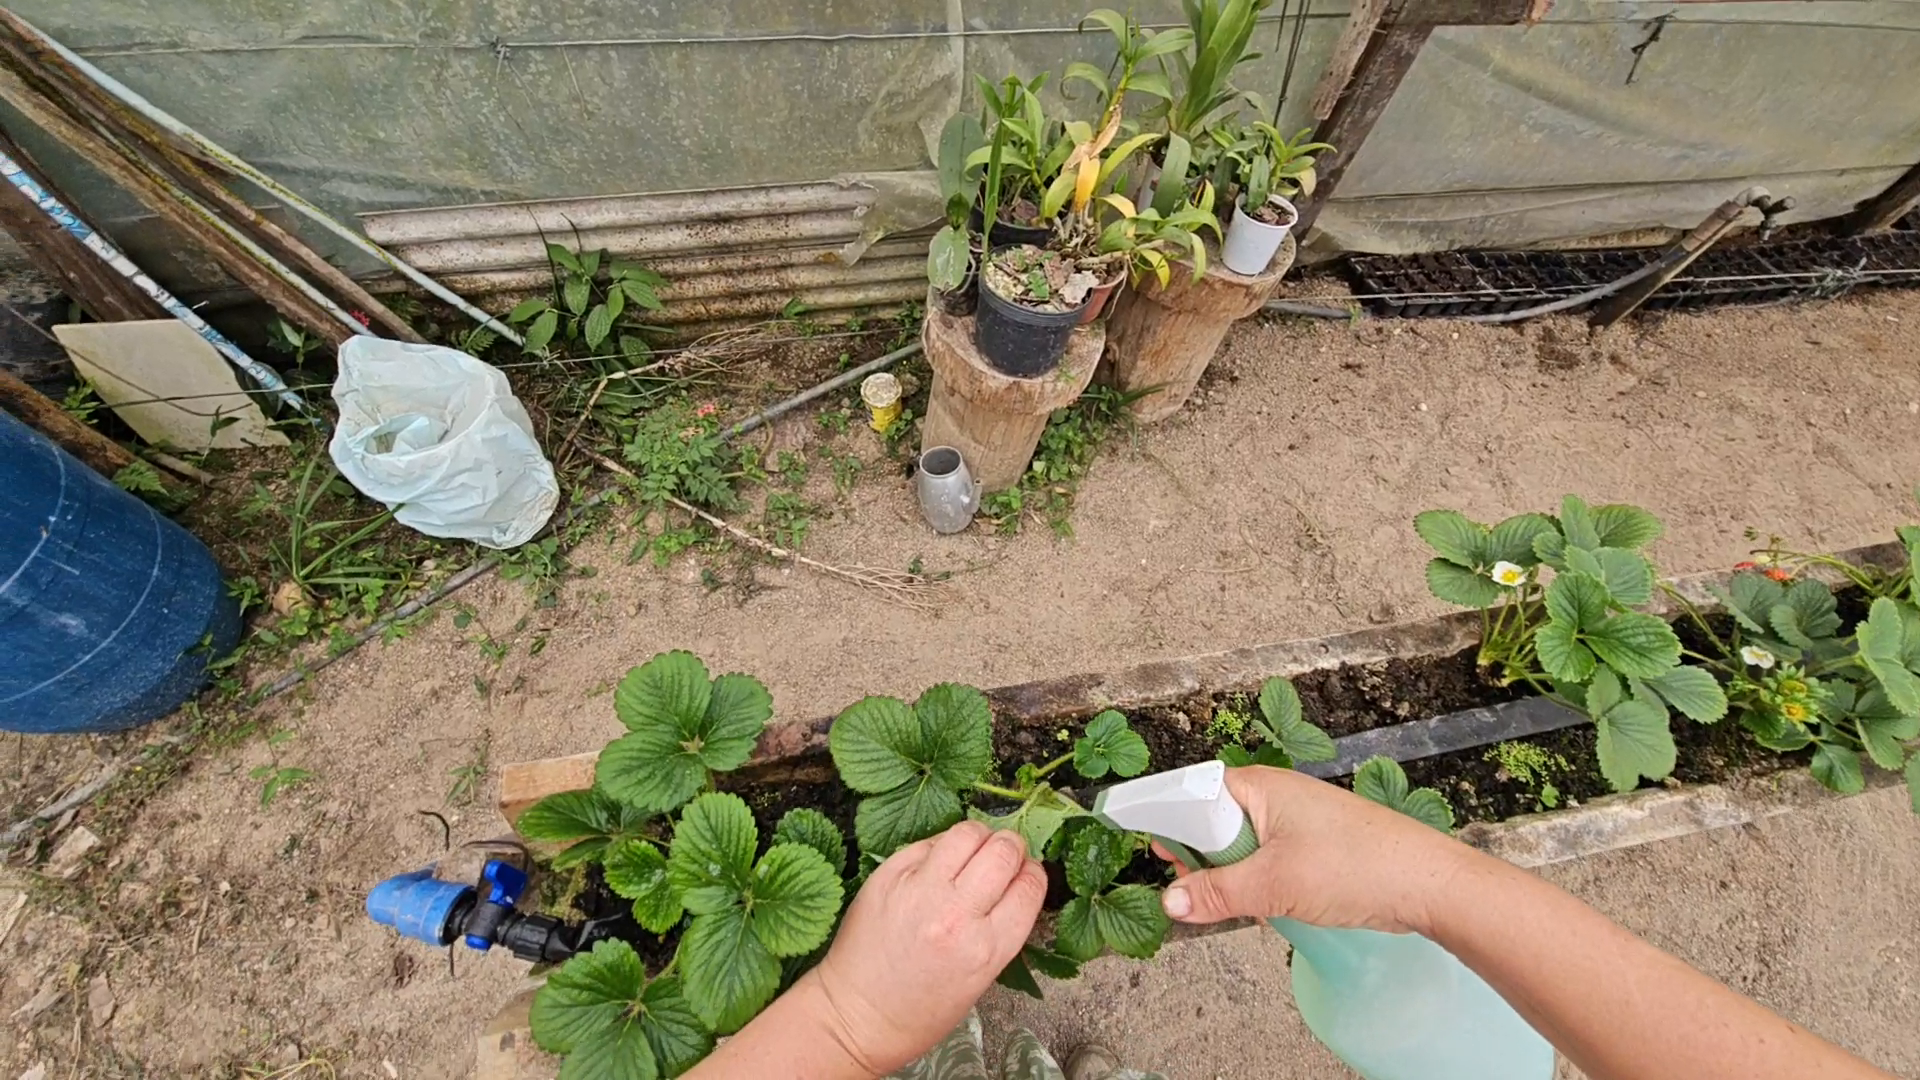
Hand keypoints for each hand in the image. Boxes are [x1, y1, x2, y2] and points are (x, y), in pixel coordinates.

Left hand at [802, 821, 1046, 1075]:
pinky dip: (942, 845)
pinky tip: (939, 861)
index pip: (1029, 886)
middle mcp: (955, 913)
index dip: (1033, 872)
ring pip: (967, 832)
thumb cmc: (920, 1008)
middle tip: (1004, 854)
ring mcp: (920, 888)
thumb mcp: (980, 978)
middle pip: (1003, 851)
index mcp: (985, 948)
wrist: (857, 1014)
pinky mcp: (890, 872)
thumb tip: (1016, 879)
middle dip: (1011, 847)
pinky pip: (930, 840)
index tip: (1026, 872)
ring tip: (973, 850)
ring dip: (979, 836)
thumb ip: (1001, 927)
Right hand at [1157, 766, 1472, 934]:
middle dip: (1201, 857)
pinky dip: (1256, 877)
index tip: (1162, 857)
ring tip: (1238, 900)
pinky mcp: (1310, 842)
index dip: (1173, 825)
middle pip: (1211, 821)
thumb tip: (1170, 904)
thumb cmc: (1357, 866)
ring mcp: (1292, 818)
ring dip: (1231, 872)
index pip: (1192, 795)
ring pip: (1239, 842)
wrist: (1434, 885)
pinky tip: (1265, 901)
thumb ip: (1217, 893)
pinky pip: (1264, 854)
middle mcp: (1270, 793)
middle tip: (1198, 890)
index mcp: (1255, 784)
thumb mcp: (1275, 884)